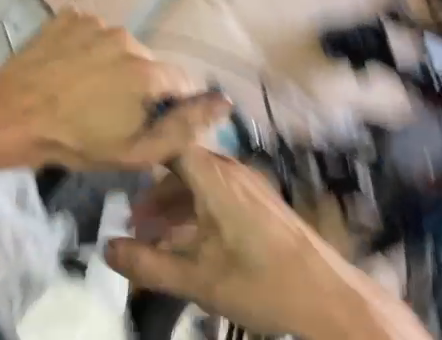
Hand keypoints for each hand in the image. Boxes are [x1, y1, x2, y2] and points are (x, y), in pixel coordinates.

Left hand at [0, 11, 226, 170]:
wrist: (14, 112)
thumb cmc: (77, 140)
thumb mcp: (136, 151)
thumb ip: (185, 127)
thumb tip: (223, 103)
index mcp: (147, 70)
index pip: (182, 83)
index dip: (170, 105)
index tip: (148, 121)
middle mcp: (126, 38)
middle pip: (148, 62)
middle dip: (140, 84)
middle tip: (112, 110)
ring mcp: (93, 23)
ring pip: (118, 46)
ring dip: (112, 63)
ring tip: (86, 89)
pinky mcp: (67, 17)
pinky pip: (89, 32)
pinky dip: (86, 47)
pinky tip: (69, 69)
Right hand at [104, 147, 406, 339]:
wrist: (335, 303)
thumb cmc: (263, 283)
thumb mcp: (198, 280)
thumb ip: (148, 264)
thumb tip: (105, 249)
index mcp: (213, 176)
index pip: (167, 137)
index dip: (139, 139)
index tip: (115, 148)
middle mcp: (230, 171)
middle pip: (179, 164)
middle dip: (151, 189)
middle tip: (130, 218)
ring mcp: (248, 187)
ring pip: (198, 183)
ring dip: (172, 205)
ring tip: (152, 236)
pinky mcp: (261, 205)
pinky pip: (216, 195)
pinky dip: (195, 212)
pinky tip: (187, 243)